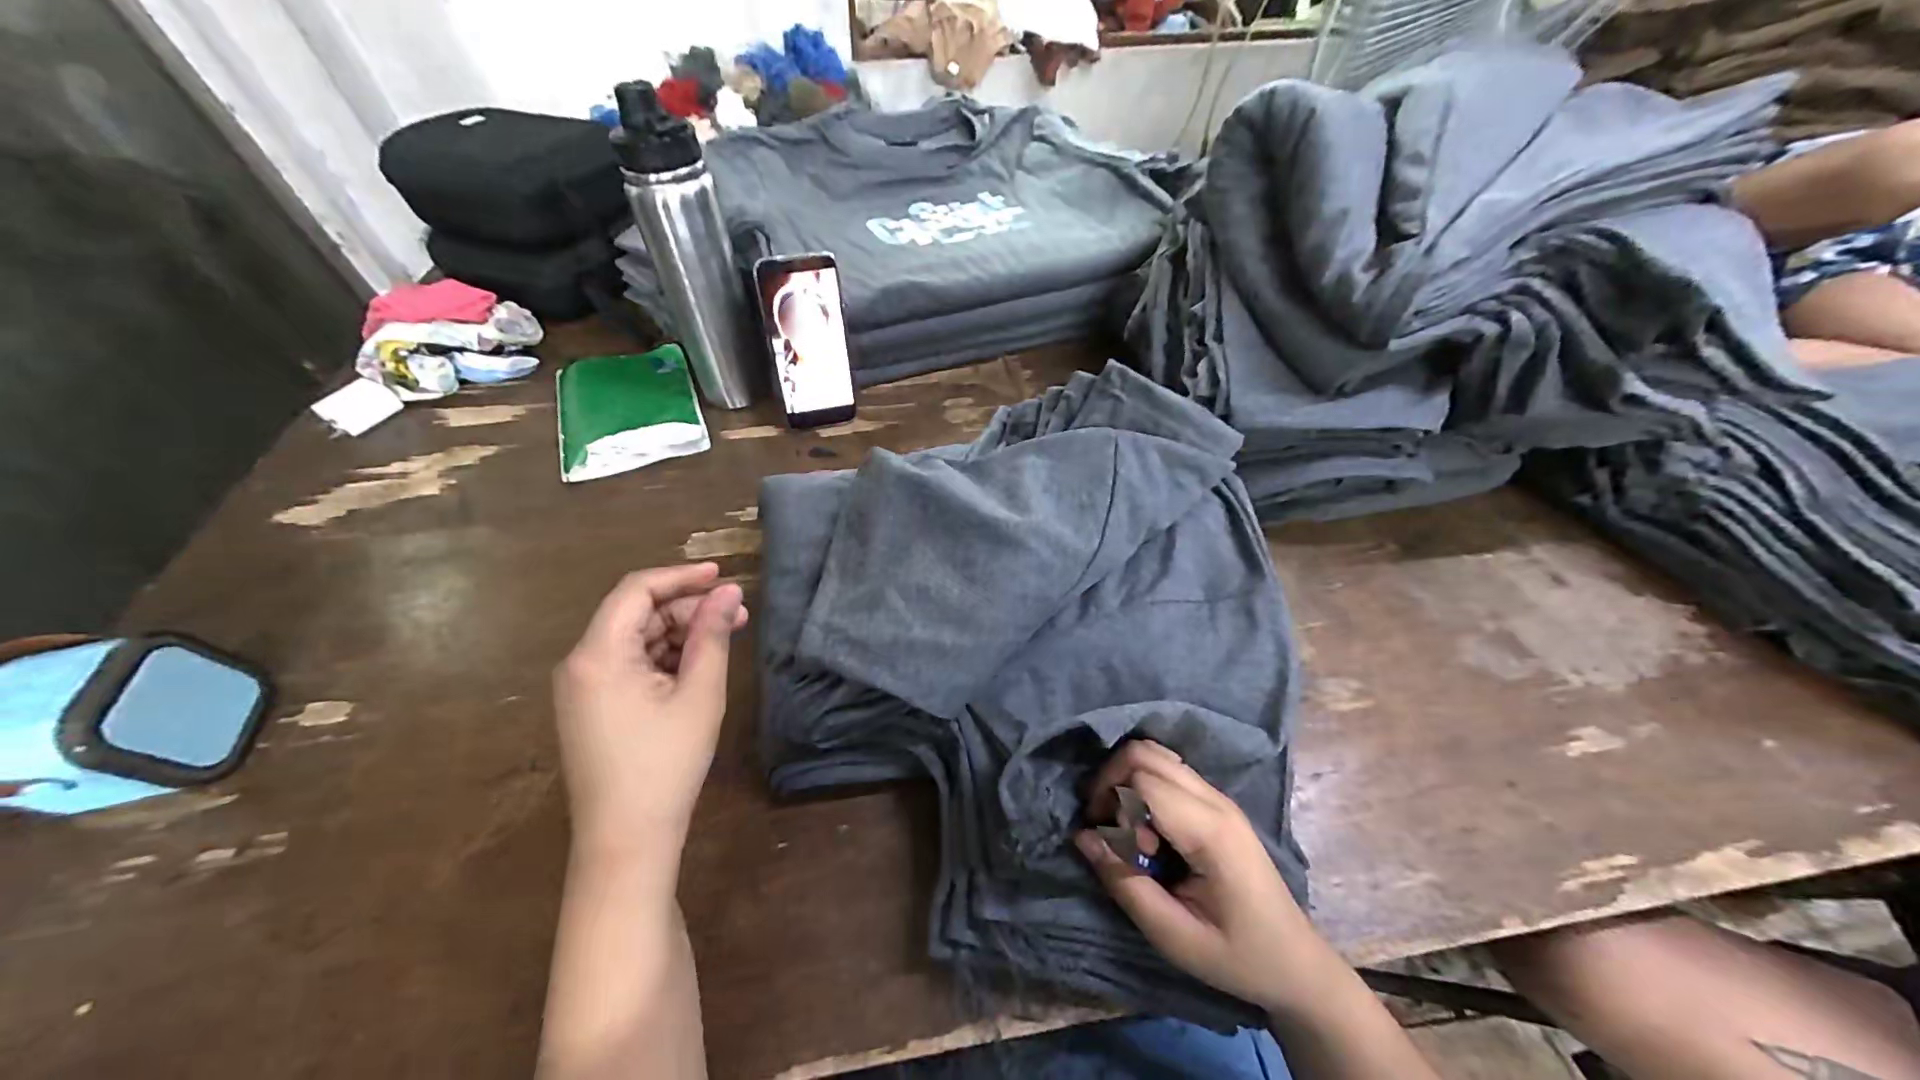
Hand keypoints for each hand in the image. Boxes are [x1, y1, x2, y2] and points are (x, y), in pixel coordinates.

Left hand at [553, 563, 747, 856]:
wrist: (626, 840)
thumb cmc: (666, 763)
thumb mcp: (699, 694)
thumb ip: (713, 635)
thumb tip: (729, 592)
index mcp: (597, 654)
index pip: (637, 590)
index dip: (681, 576)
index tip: (723, 575)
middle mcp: (580, 663)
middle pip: (636, 614)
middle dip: (687, 609)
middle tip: (737, 616)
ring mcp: (583, 688)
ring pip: (636, 639)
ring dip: (680, 633)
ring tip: (726, 639)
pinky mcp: (592, 708)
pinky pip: (630, 665)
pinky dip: (665, 658)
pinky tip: (699, 666)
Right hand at [1075, 740, 1314, 1014]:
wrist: (1295, 963)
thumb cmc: (1236, 956)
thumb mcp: (1173, 936)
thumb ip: (1124, 882)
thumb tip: (1082, 835)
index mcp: (1210, 832)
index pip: (1143, 779)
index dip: (1111, 800)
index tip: (1105, 840)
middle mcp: (1216, 801)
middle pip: (1145, 753)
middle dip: (1110, 780)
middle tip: (1103, 826)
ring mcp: (1219, 797)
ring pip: (1156, 754)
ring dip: (1126, 779)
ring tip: (1122, 824)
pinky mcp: (1217, 803)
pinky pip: (1168, 770)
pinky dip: (1142, 784)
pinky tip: (1144, 824)